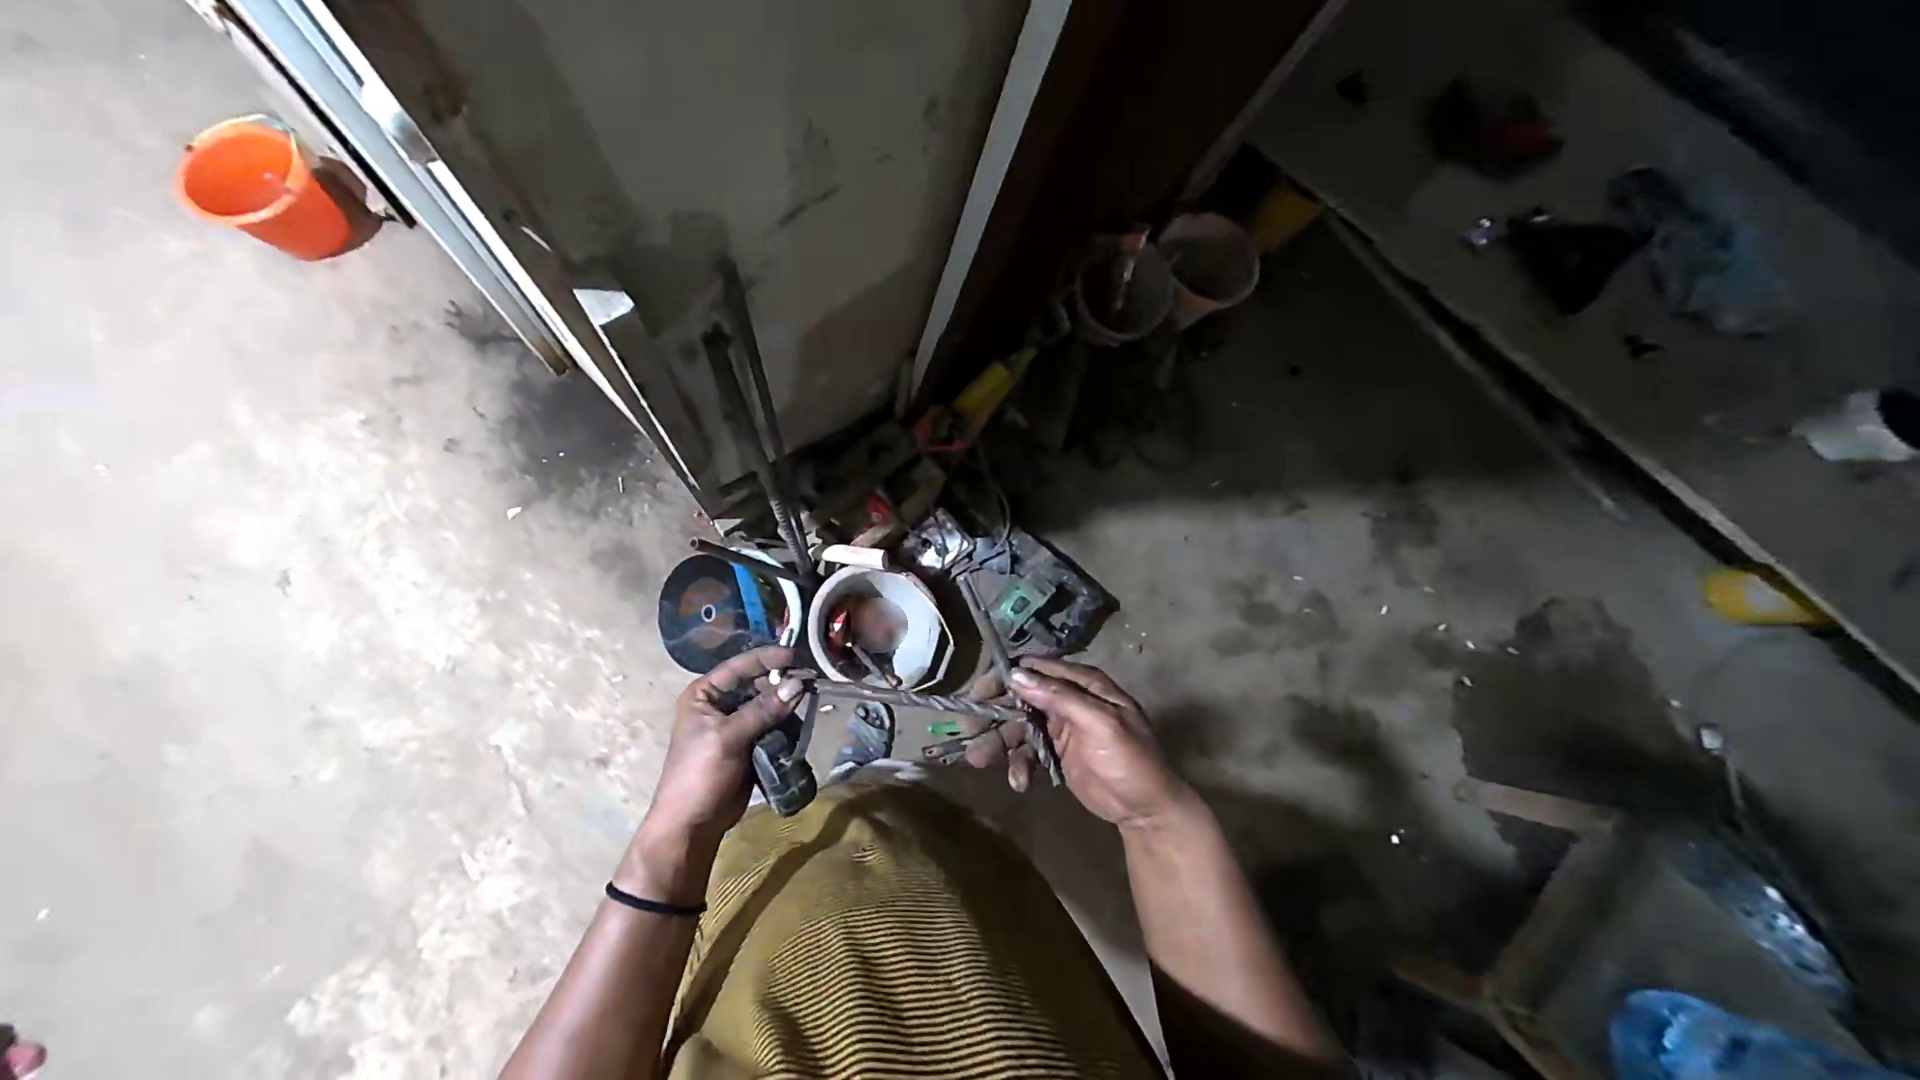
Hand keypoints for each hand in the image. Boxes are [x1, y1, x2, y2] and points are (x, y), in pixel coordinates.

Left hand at [641, 646, 803, 847]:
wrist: (692, 824)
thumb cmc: (700, 775)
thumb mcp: (728, 738)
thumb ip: (763, 710)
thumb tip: (799, 684)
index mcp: (704, 694)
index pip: (740, 666)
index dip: (768, 658)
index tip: (797, 656)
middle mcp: (719, 703)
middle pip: (757, 682)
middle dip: (782, 681)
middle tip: (812, 680)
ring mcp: (735, 723)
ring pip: (768, 703)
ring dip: (787, 703)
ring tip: (810, 701)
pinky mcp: (749, 742)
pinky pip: (772, 724)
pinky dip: (786, 722)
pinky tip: (801, 723)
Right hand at [966, 657, 1195, 830]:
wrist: (1148, 810)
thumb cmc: (1131, 760)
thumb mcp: (1099, 724)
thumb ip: (1058, 697)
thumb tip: (1016, 674)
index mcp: (1082, 684)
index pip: (1035, 670)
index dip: (1004, 679)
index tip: (977, 694)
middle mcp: (1067, 699)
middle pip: (1020, 699)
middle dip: (994, 715)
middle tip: (967, 730)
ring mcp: (1060, 727)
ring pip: (1019, 727)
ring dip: (999, 744)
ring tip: (980, 761)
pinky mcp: (1056, 753)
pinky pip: (1028, 752)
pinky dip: (1019, 765)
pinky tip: (1020, 782)